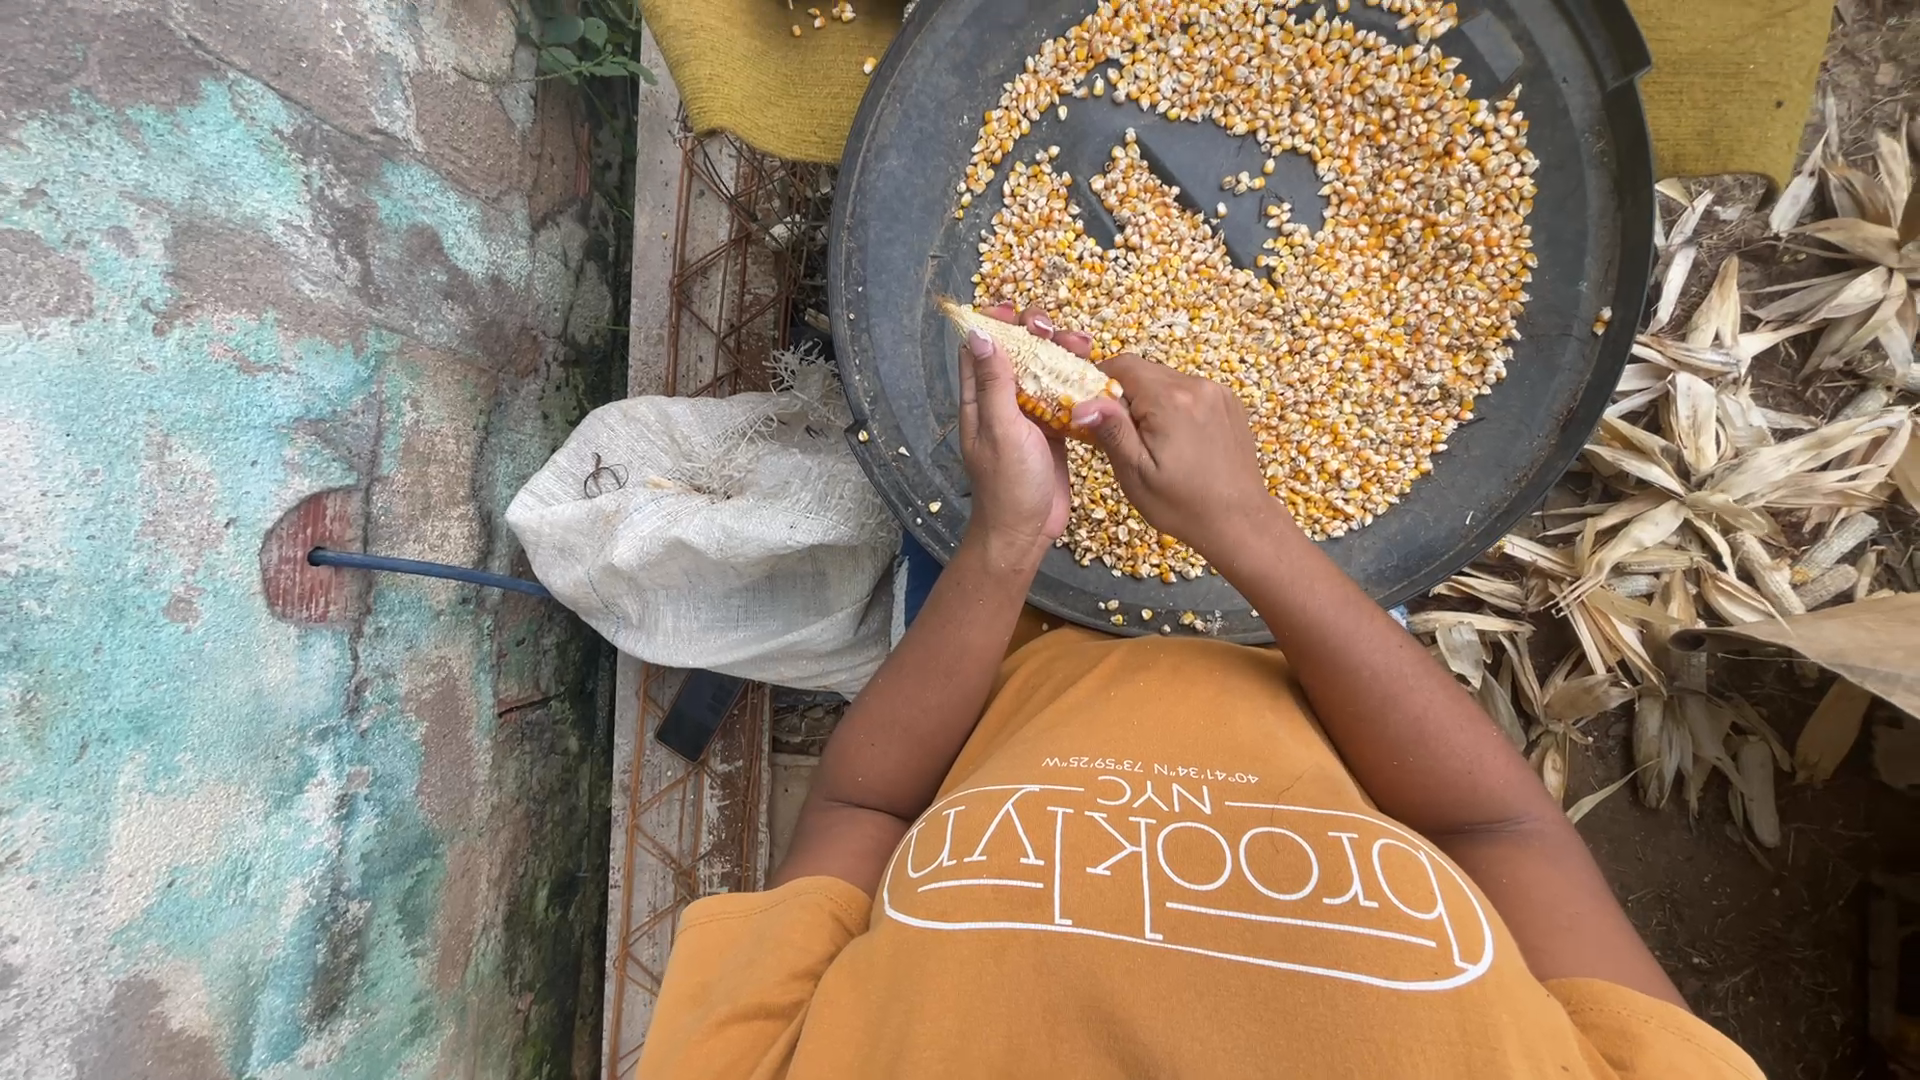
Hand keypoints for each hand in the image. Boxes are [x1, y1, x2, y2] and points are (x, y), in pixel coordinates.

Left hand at [957, 305, 1089, 565]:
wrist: (1027, 532)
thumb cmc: (1008, 485)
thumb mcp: (1001, 429)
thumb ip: (993, 383)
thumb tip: (979, 334)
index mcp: (979, 401)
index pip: (978, 350)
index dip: (993, 324)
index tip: (1014, 310)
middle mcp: (1001, 403)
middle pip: (1017, 355)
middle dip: (1035, 334)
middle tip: (1054, 329)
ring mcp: (1028, 417)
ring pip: (1044, 372)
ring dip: (1061, 353)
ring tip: (1082, 344)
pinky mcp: (1053, 430)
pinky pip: (1064, 396)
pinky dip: (1077, 381)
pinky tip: (1094, 371)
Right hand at [1069, 354, 1292, 565]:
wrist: (1239, 520)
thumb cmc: (1181, 504)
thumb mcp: (1136, 473)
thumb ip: (1111, 431)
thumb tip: (1081, 403)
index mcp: (1170, 400)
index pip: (1122, 366)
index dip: (1100, 382)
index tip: (1093, 411)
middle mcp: (1196, 385)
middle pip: (1145, 371)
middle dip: (1125, 395)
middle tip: (1120, 434)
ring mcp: (1217, 392)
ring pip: (1167, 381)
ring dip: (1149, 401)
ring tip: (1150, 441)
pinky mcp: (1229, 402)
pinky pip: (1189, 392)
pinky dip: (1173, 407)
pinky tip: (1176, 440)